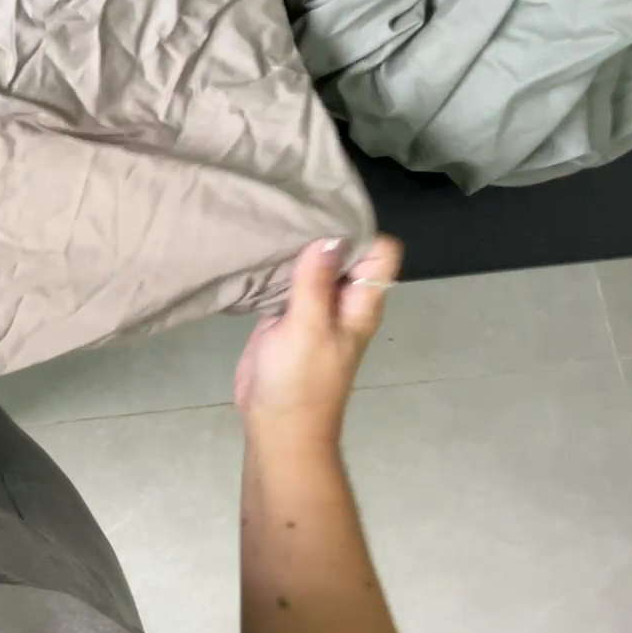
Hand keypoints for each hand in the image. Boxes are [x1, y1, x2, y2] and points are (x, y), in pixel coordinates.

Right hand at [234, 234, 401, 448]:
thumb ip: (314, 283)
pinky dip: (272, 269)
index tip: (322, 213)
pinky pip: (282, 284)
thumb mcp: (307, 328)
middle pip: (342, 255)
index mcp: (359, 304)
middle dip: (321, 233)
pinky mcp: (282, 318)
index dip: (359, 232)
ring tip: (266, 224)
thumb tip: (329, 236)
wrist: (276, 422)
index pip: (379, 254)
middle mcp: (339, 302)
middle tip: (287, 210)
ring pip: (310, 268)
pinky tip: (252, 255)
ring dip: (294, 250)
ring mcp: (310, 310)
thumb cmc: (301, 380)